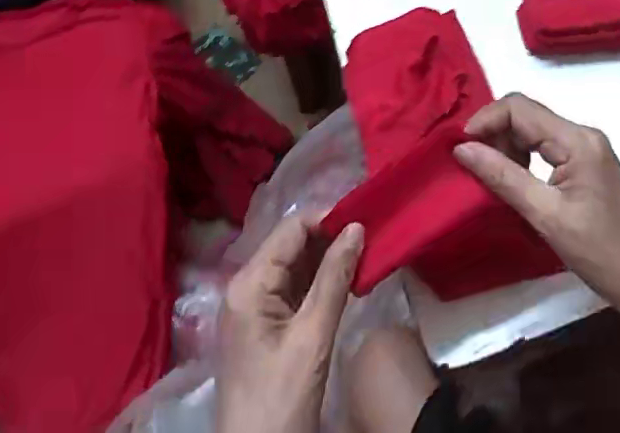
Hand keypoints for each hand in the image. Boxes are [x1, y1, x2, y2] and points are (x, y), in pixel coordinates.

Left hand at [214, 211, 364, 432]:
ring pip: (296, 265)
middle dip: (331, 237)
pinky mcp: (264, 326)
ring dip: (328, 259)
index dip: (328, 218)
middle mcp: (246, 286)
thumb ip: (334, 277)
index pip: (292, 229)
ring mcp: (254, 307)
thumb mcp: (313, 337)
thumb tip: (357, 226)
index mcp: (249, 283)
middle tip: (372, 236)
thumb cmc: (281, 400)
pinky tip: (348, 279)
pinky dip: (320, 281)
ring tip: (366, 253)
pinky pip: (294, 288)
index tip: (366, 218)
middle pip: (292, 244)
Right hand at [454, 94, 619, 334]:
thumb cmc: (603, 254)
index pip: (520, 107)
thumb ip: (503, 177)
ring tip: (494, 181)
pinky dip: (524, 160)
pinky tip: (516, 185)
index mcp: (577, 140)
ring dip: (507, 148)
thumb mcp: (547, 217)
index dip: (486, 120)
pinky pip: (546, 149)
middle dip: (495, 135)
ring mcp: (588, 150)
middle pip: (527, 116)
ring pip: (534, 131)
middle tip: (475, 170)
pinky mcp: (587, 167)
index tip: (461, 149)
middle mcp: (583, 135)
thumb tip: (462, 148)